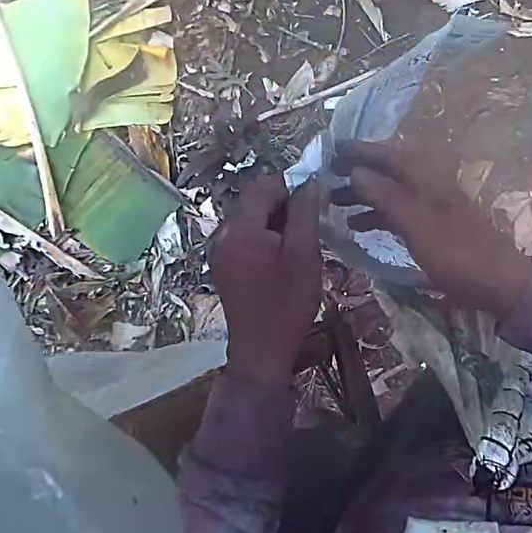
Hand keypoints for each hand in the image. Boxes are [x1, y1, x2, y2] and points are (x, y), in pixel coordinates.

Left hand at [210, 176, 323, 388]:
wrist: (261, 349)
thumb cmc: (287, 302)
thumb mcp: (303, 254)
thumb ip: (304, 213)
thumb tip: (309, 183)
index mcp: (240, 228)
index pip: (263, 186)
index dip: (290, 187)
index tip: (312, 202)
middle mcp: (222, 233)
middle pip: (252, 200)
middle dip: (281, 204)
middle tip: (307, 225)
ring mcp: (218, 249)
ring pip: (249, 217)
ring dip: (273, 221)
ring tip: (296, 243)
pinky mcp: (222, 263)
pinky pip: (242, 235)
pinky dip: (262, 236)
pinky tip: (280, 256)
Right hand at [331, 140, 531, 317]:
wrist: (500, 283)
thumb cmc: (457, 254)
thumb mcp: (416, 224)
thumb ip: (385, 196)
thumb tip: (355, 171)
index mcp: (426, 179)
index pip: (387, 153)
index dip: (358, 150)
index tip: (330, 149)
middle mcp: (429, 184)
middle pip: (387, 169)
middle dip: (357, 170)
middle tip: (326, 175)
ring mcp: (432, 205)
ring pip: (390, 190)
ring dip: (363, 193)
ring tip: (334, 201)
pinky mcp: (433, 225)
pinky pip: (397, 210)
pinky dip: (376, 213)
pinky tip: (357, 225)